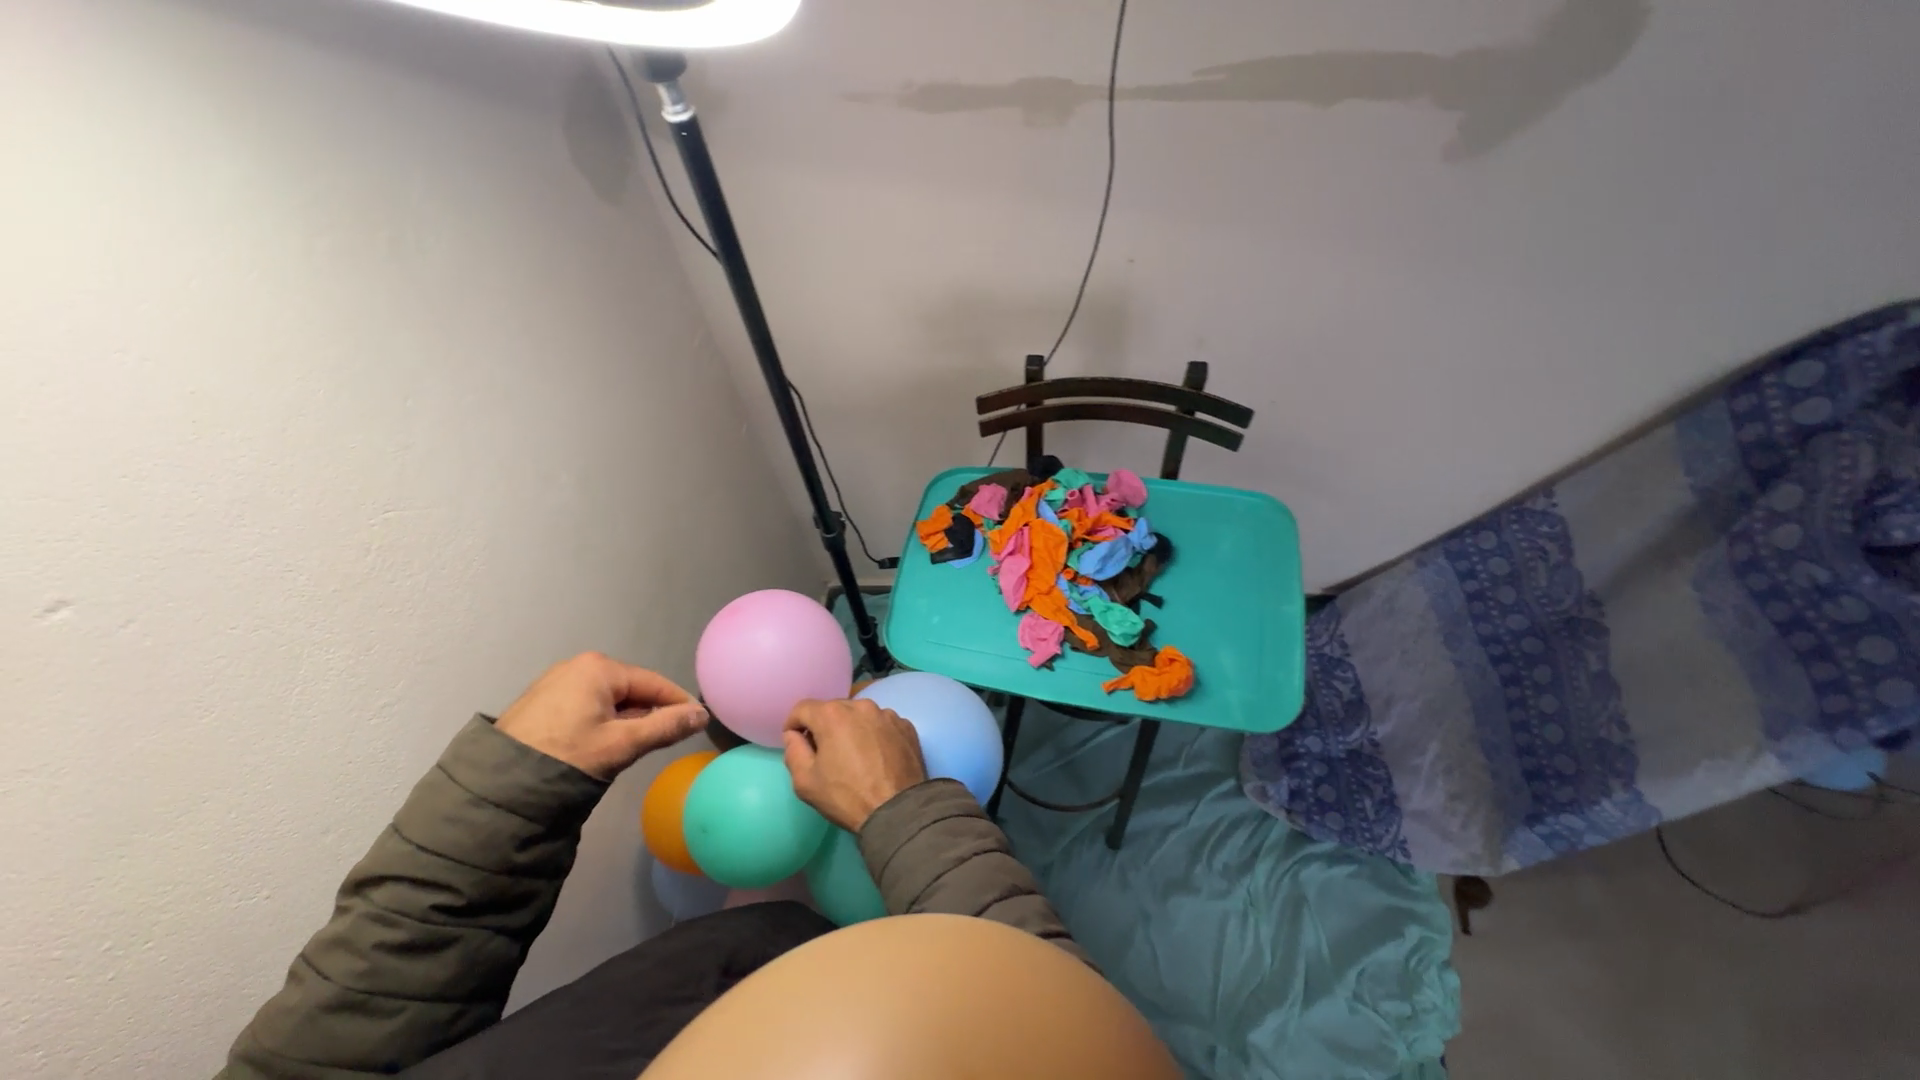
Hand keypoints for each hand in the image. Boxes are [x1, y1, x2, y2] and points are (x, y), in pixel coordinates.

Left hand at [496, 653, 707, 780]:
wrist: (499, 786)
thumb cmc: (567, 758)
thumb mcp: (623, 744)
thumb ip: (666, 727)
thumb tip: (702, 715)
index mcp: (600, 668)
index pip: (655, 683)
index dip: (679, 704)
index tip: (698, 724)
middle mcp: (578, 665)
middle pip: (632, 689)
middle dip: (650, 713)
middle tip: (666, 740)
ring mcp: (557, 681)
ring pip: (610, 699)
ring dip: (626, 720)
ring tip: (635, 746)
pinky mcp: (542, 701)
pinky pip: (588, 705)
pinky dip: (603, 721)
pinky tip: (604, 745)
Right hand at [782, 699, 928, 831]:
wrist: (898, 811)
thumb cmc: (847, 796)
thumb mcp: (806, 781)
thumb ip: (793, 751)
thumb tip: (793, 735)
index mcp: (832, 715)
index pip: (803, 708)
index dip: (794, 724)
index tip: (796, 741)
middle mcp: (861, 706)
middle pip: (833, 709)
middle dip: (824, 726)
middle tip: (825, 752)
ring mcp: (887, 714)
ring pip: (860, 715)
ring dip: (852, 729)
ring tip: (854, 755)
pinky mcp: (906, 726)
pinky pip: (882, 724)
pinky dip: (875, 734)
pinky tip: (877, 757)